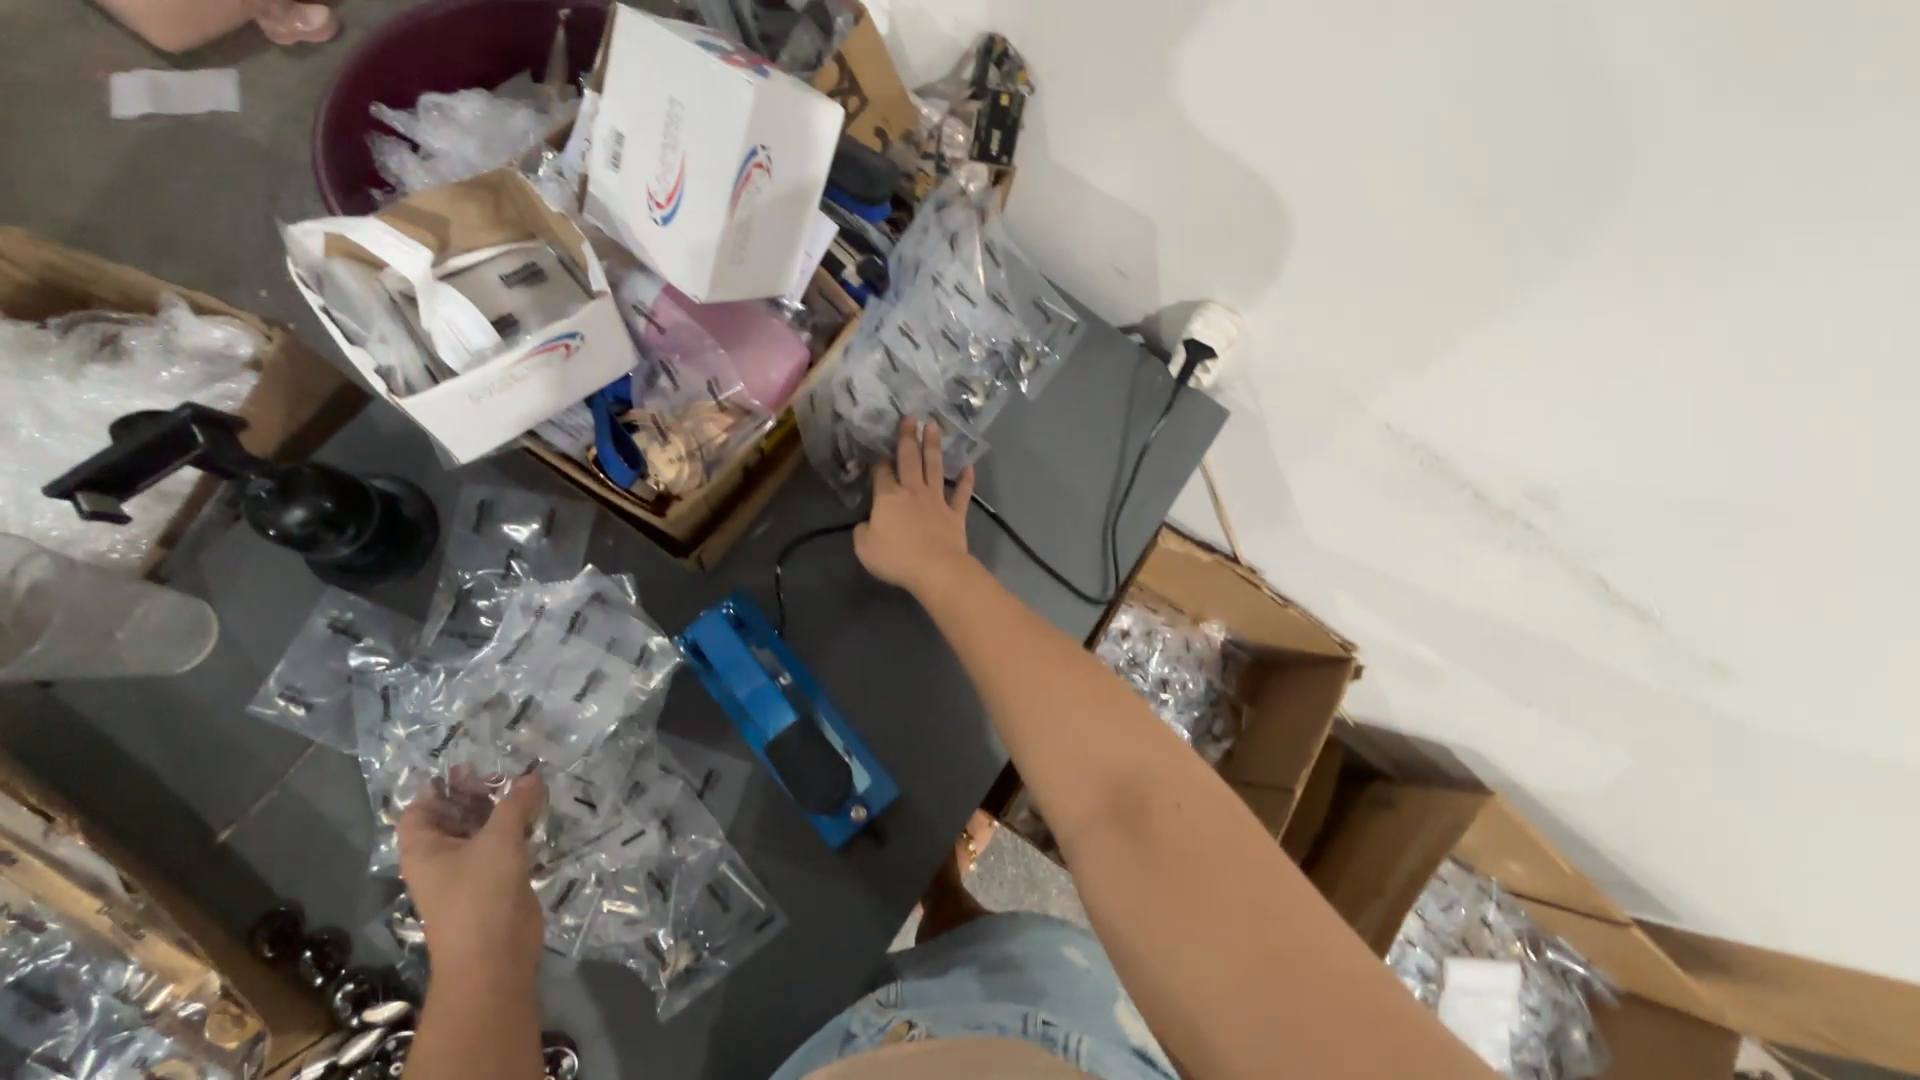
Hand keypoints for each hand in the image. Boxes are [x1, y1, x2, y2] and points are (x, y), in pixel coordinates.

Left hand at [399, 771, 546, 979]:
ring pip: (479, 834)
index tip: (471, 768)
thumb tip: (532, 776)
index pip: (419, 810)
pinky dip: (515, 833)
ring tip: (527, 789)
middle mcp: (440, 860)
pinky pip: (500, 850)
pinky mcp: (494, 885)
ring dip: (500, 813)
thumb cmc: (481, 894)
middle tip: (506, 774)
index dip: (439, 788)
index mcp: (424, 849)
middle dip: (476, 795)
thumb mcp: (499, 840)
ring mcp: (467, 874)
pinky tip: (537, 819)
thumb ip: (516, 804)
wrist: (494, 957)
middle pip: (452, 818)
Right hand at [855, 418, 975, 595]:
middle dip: (908, 437)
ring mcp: (937, 501)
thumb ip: (863, 531)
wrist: (935, 569)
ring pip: (935, 468)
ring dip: (933, 446)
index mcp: (888, 498)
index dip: (879, 460)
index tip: (879, 449)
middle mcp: (913, 491)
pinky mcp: (956, 514)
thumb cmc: (896, 558)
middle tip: (911, 417)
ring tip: (934, 426)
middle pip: (910, 459)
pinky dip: (966, 480)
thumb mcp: (864, 547)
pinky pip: (962, 494)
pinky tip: (969, 466)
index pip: (882, 473)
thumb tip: (867, 524)